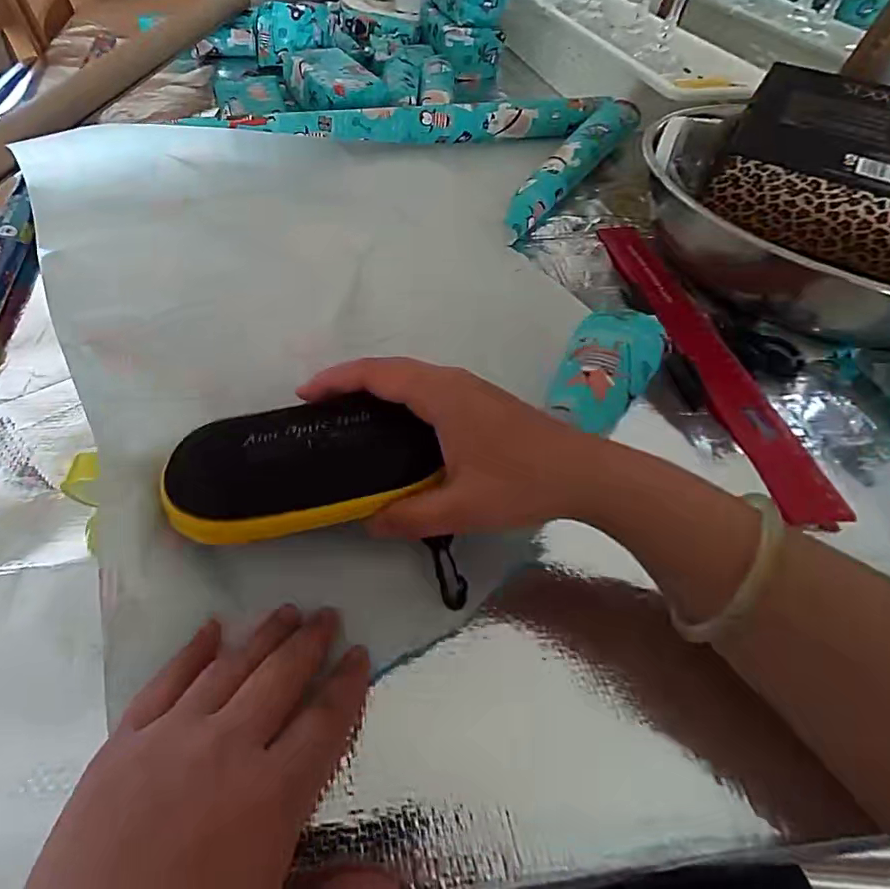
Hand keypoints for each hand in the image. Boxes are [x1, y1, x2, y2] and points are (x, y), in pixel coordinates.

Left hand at [25, 606, 370, 888]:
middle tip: (328, 614)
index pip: (324, 722)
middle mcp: (229, 748)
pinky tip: (210, 628)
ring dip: (263, 635)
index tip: (360, 654)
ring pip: (231, 667)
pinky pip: (167, 680)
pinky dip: (192, 650)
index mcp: (271, 794)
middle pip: (281, 678)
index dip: (347, 685)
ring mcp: (173, 736)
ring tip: (286, 611)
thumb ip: (334, 888)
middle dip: (310, 643)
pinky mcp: (125, 739)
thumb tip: (398, 881)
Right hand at [297, 357, 613, 538]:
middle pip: (391, 368)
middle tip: (317, 404)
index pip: (378, 375)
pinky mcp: (480, 400)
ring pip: (411, 375)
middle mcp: (452, 381)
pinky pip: (427, 386)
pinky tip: (395, 424)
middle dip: (350, 379)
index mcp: (442, 395)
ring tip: (347, 411)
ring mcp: (469, 387)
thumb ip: (410, 516)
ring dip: (376, 385)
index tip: (305, 394)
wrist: (584, 472)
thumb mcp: (462, 508)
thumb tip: (368, 522)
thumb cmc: (522, 483)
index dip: (338, 380)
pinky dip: (399, 394)